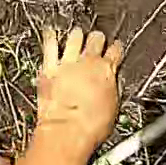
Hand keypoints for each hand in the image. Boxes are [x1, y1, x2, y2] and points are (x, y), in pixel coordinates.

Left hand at [35, 27, 124, 153]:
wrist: (67, 131)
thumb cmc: (90, 126)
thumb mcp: (112, 107)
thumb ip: (110, 89)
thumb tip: (109, 88)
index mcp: (107, 71)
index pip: (115, 51)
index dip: (115, 49)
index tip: (114, 49)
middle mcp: (88, 62)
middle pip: (96, 39)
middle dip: (96, 38)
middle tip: (95, 40)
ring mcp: (68, 62)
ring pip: (75, 37)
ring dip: (76, 35)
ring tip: (76, 35)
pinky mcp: (50, 67)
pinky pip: (50, 44)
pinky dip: (51, 37)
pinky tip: (51, 33)